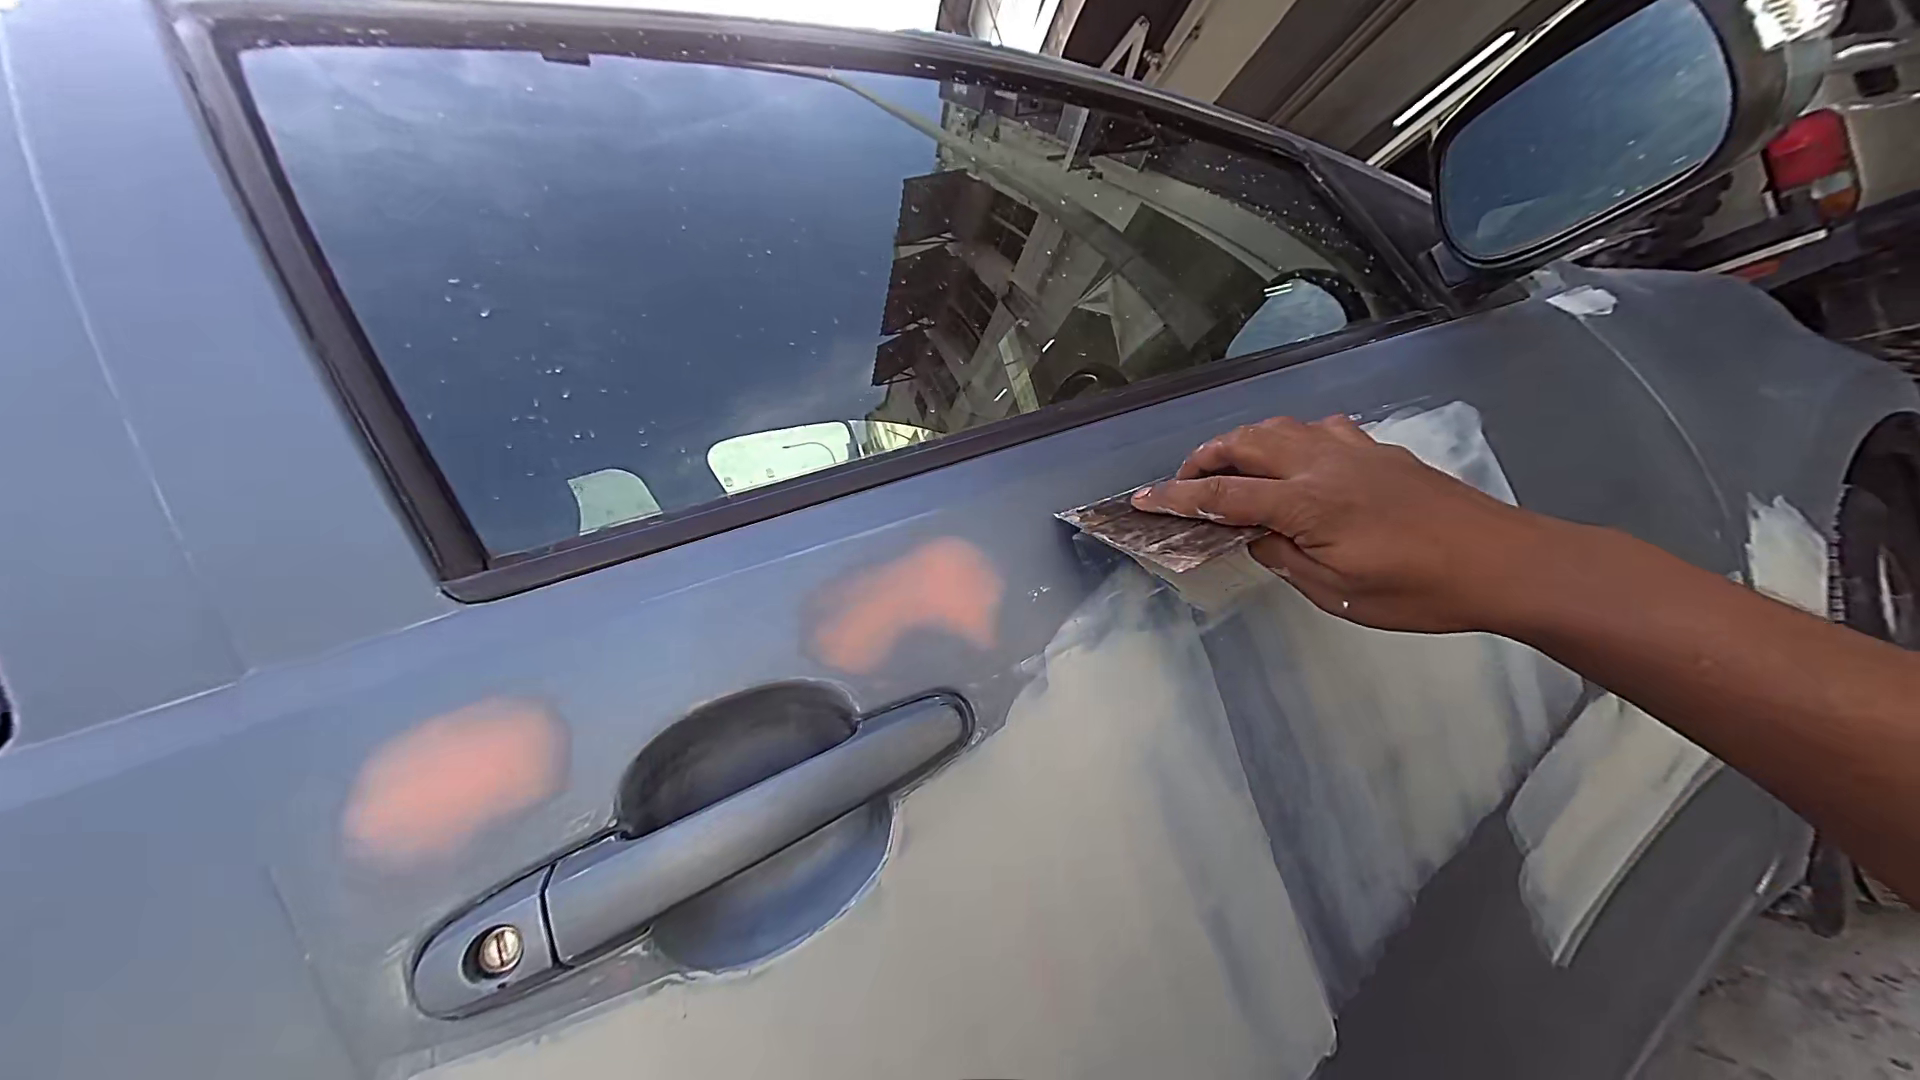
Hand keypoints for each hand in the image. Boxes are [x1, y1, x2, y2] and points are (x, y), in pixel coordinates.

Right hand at [1131, 414, 1559, 632]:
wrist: (1506, 562)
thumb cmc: (1419, 590)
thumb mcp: (1337, 591)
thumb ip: (1282, 556)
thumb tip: (1252, 536)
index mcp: (1307, 504)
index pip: (1223, 496)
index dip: (1176, 497)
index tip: (1142, 499)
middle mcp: (1321, 465)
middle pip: (1244, 443)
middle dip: (1203, 457)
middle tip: (1185, 482)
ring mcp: (1352, 451)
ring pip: (1278, 426)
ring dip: (1241, 442)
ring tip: (1228, 466)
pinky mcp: (1377, 449)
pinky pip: (1318, 429)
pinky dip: (1288, 438)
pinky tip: (1294, 458)